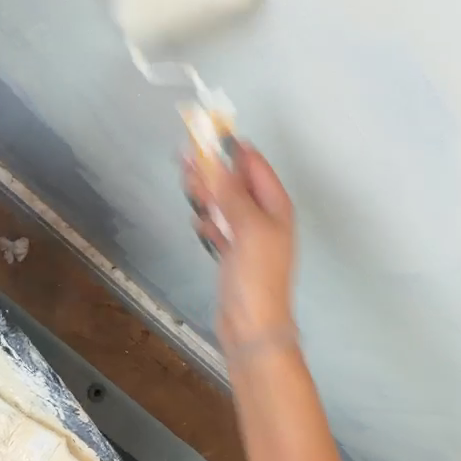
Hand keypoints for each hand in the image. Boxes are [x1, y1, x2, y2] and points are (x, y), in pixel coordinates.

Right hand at [185, 141, 297, 357]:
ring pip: (224, 206)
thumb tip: (217, 158)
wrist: (252, 326)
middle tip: (185, 161)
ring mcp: (248, 239)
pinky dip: (209, 223)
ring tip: (188, 187)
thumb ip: (231, 193)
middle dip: (212, 170)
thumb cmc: (256, 277)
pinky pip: (220, 230)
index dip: (230, 149)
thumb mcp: (247, 228)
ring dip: (207, 195)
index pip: (253, 165)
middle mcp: (265, 218)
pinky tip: (200, 223)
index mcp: (276, 206)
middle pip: (236, 184)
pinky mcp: (233, 258)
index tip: (203, 134)